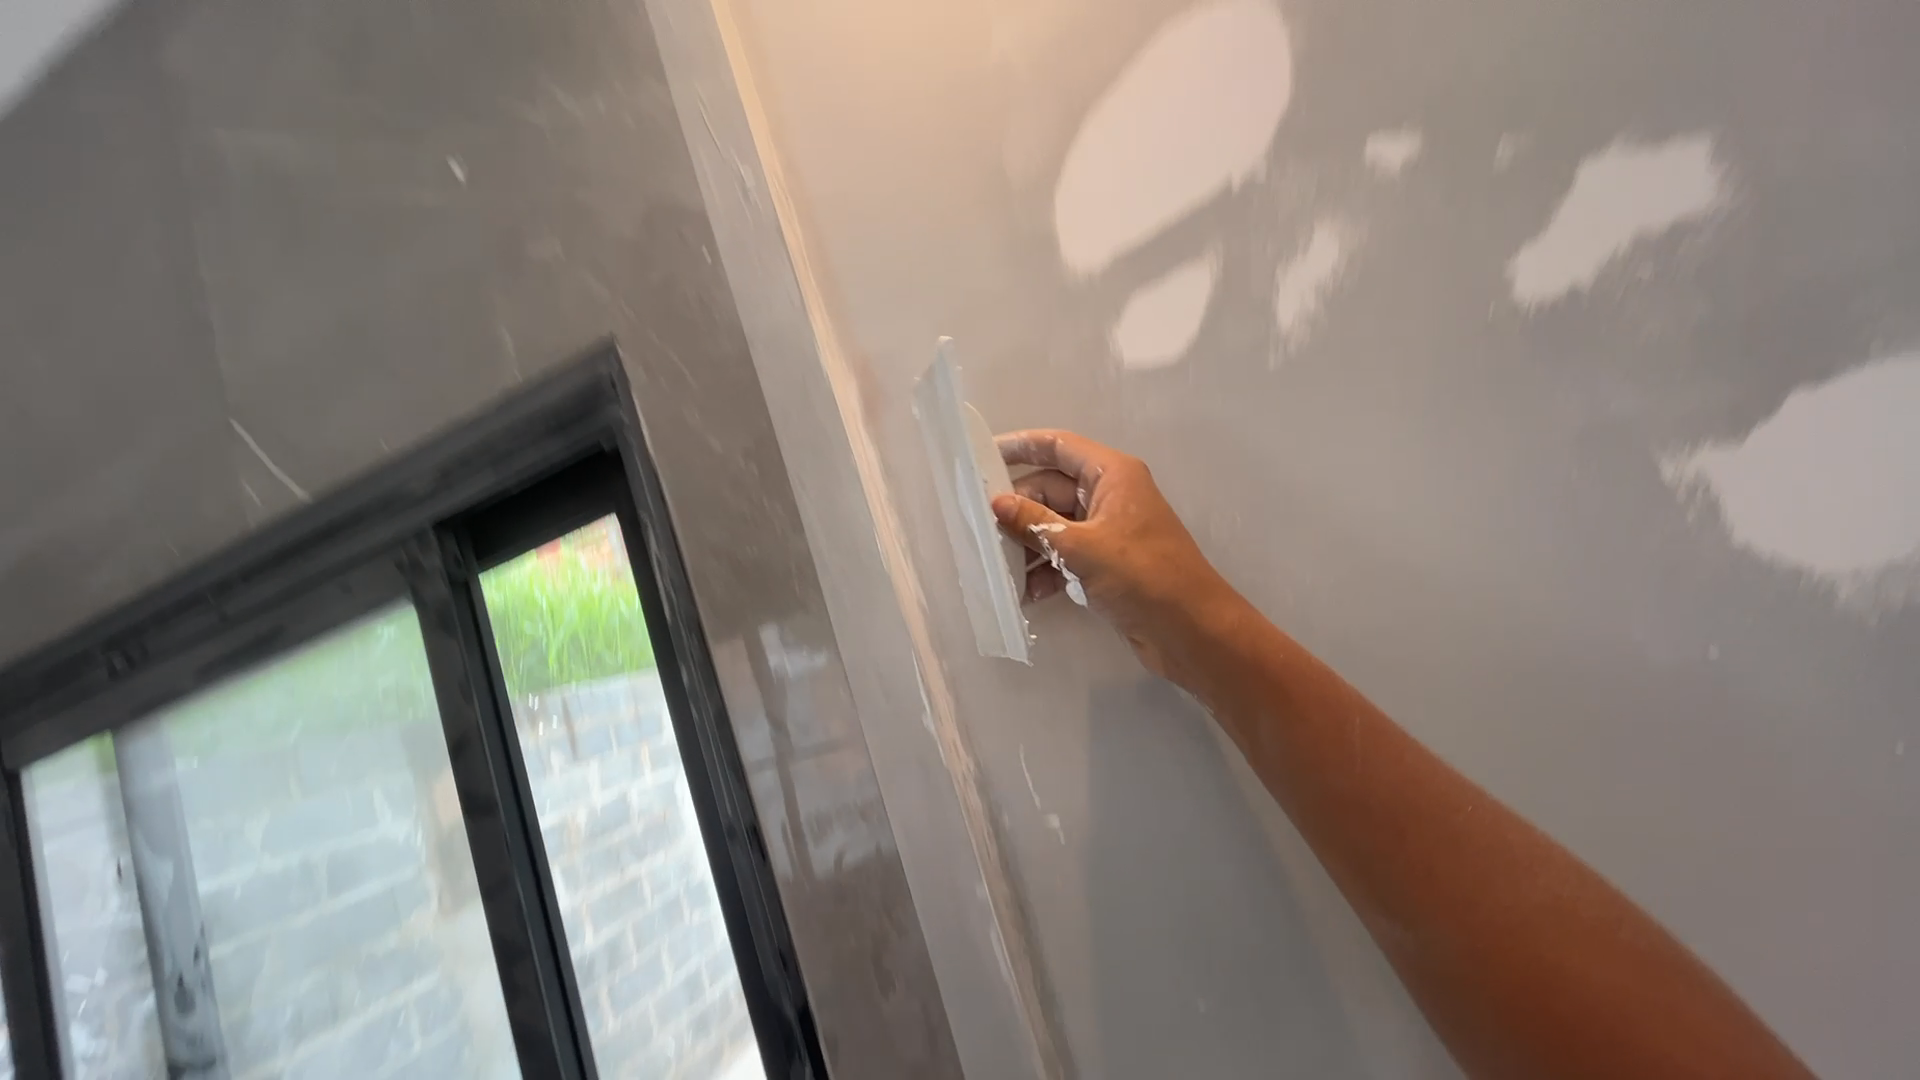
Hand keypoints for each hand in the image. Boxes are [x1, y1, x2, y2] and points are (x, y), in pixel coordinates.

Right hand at [993, 429, 1242, 679]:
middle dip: (1018, 508)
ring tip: (998, 565)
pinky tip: (1027, 592)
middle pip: (1052, 488)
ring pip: (1056, 524)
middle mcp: (1110, 495)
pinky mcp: (1109, 564)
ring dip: (1029, 543)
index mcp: (1112, 475)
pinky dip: (1047, 569)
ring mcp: (1110, 531)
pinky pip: (1067, 555)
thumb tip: (997, 503)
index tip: (982, 454)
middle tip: (980, 526)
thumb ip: (1035, 523)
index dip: (1021, 446)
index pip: (1059, 446)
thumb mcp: (1081, 547)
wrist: (1191, 631)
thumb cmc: (1142, 576)